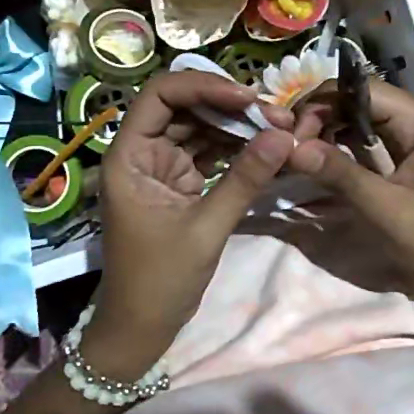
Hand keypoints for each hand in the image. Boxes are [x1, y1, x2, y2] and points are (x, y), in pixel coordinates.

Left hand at [89, 70, 295, 371]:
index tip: (248, 99)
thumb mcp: (206, 228)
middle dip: (230, 107)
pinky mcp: (179, 183)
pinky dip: (235, 149)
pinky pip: (208, 153)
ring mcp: (161, 167)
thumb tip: (283, 137)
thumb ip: (244, 179)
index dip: (204, 87)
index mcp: (129, 156)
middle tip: (277, 117)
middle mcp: (142, 152)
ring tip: (279, 130)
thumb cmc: (160, 280)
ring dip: (237, 127)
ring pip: (200, 128)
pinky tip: (266, 148)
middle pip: (184, 107)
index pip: (160, 95)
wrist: (142, 325)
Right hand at [287, 79, 413, 292]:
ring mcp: (407, 139)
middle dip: (320, 116)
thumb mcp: (388, 210)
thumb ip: (342, 176)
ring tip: (296, 153)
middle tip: (290, 147)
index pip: (363, 89)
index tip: (293, 132)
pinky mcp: (398, 160)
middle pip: (356, 100)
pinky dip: (336, 148)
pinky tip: (314, 162)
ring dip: (324, 131)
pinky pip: (361, 142)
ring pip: (355, 120)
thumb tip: (293, 147)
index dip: (323, 103)